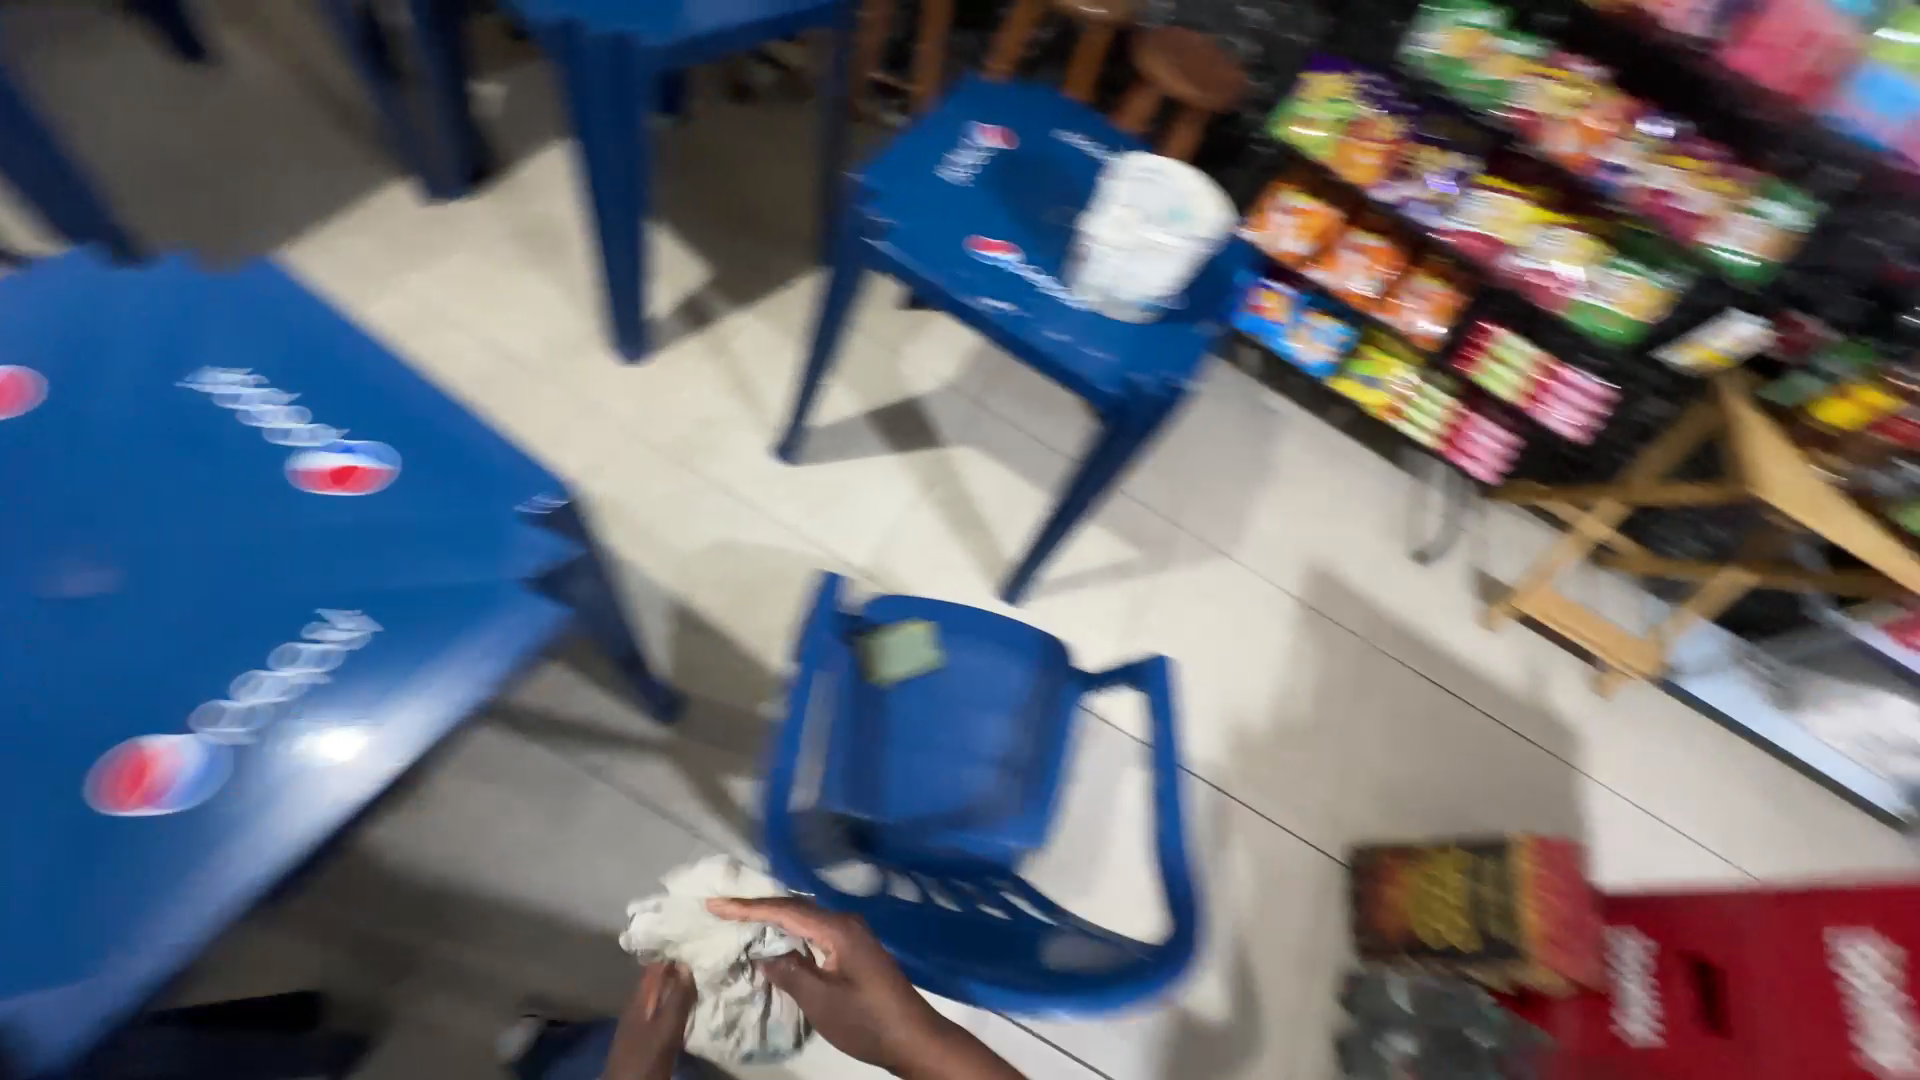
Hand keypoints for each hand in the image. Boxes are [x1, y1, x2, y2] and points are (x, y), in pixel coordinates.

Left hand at [605, 962, 694, 1079]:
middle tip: (704, 963)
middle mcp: (637, 1005)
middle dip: (678, 971)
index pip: (655, 966)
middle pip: (658, 980)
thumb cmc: (646, 1058)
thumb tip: (686, 964)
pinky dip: (674, 1005)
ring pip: (660, 996)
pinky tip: (688, 1008)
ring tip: (700, 982)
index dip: (673, 954)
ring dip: (677, 989)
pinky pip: (661, 1011)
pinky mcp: (643, 1036)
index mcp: (639, 999)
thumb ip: (676, 997)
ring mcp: (638, 1021)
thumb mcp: (666, 1028)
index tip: (696, 946)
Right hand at [706, 897, 953, 1075]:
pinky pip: (815, 931)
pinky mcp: (855, 950)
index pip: (785, 910)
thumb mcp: (821, 1000)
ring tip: (741, 920)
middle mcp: (845, 922)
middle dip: (758, 907)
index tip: (715, 904)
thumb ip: (790, 973)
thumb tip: (765, 954)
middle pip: (795, 907)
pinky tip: (778, 942)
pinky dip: (791, 932)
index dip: (748, 907)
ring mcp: (852, 934)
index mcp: (837, 928)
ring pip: (805, 918)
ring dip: (774, 918)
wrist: (913, 1036)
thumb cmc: (866, 1019)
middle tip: (722, 908)